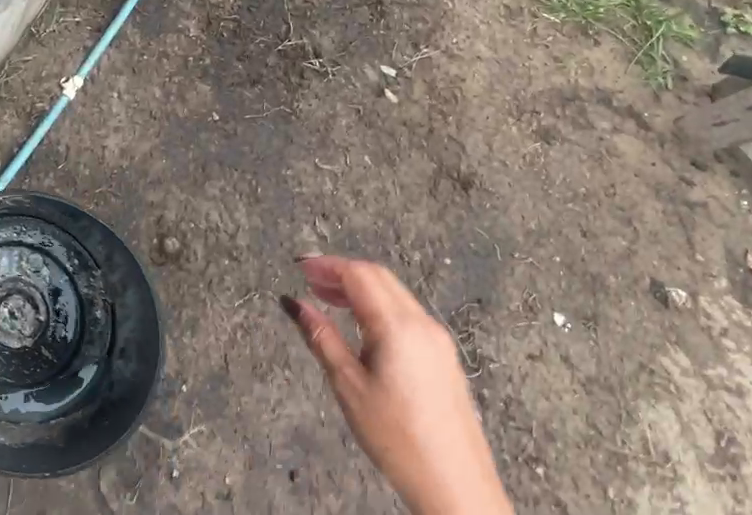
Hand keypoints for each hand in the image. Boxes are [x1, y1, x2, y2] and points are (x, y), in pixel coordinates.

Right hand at [280, 256, 512, 514]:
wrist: (457, 486)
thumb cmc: (397, 437)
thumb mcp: (348, 385)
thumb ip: (321, 337)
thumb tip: (294, 304)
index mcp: (398, 328)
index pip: (360, 275)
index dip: (327, 265)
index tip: (299, 266)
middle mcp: (423, 326)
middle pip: (380, 278)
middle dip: (342, 272)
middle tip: (309, 280)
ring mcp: (438, 342)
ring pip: (395, 295)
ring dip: (360, 289)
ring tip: (327, 299)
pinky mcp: (444, 359)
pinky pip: (407, 315)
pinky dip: (378, 307)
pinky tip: (359, 327)